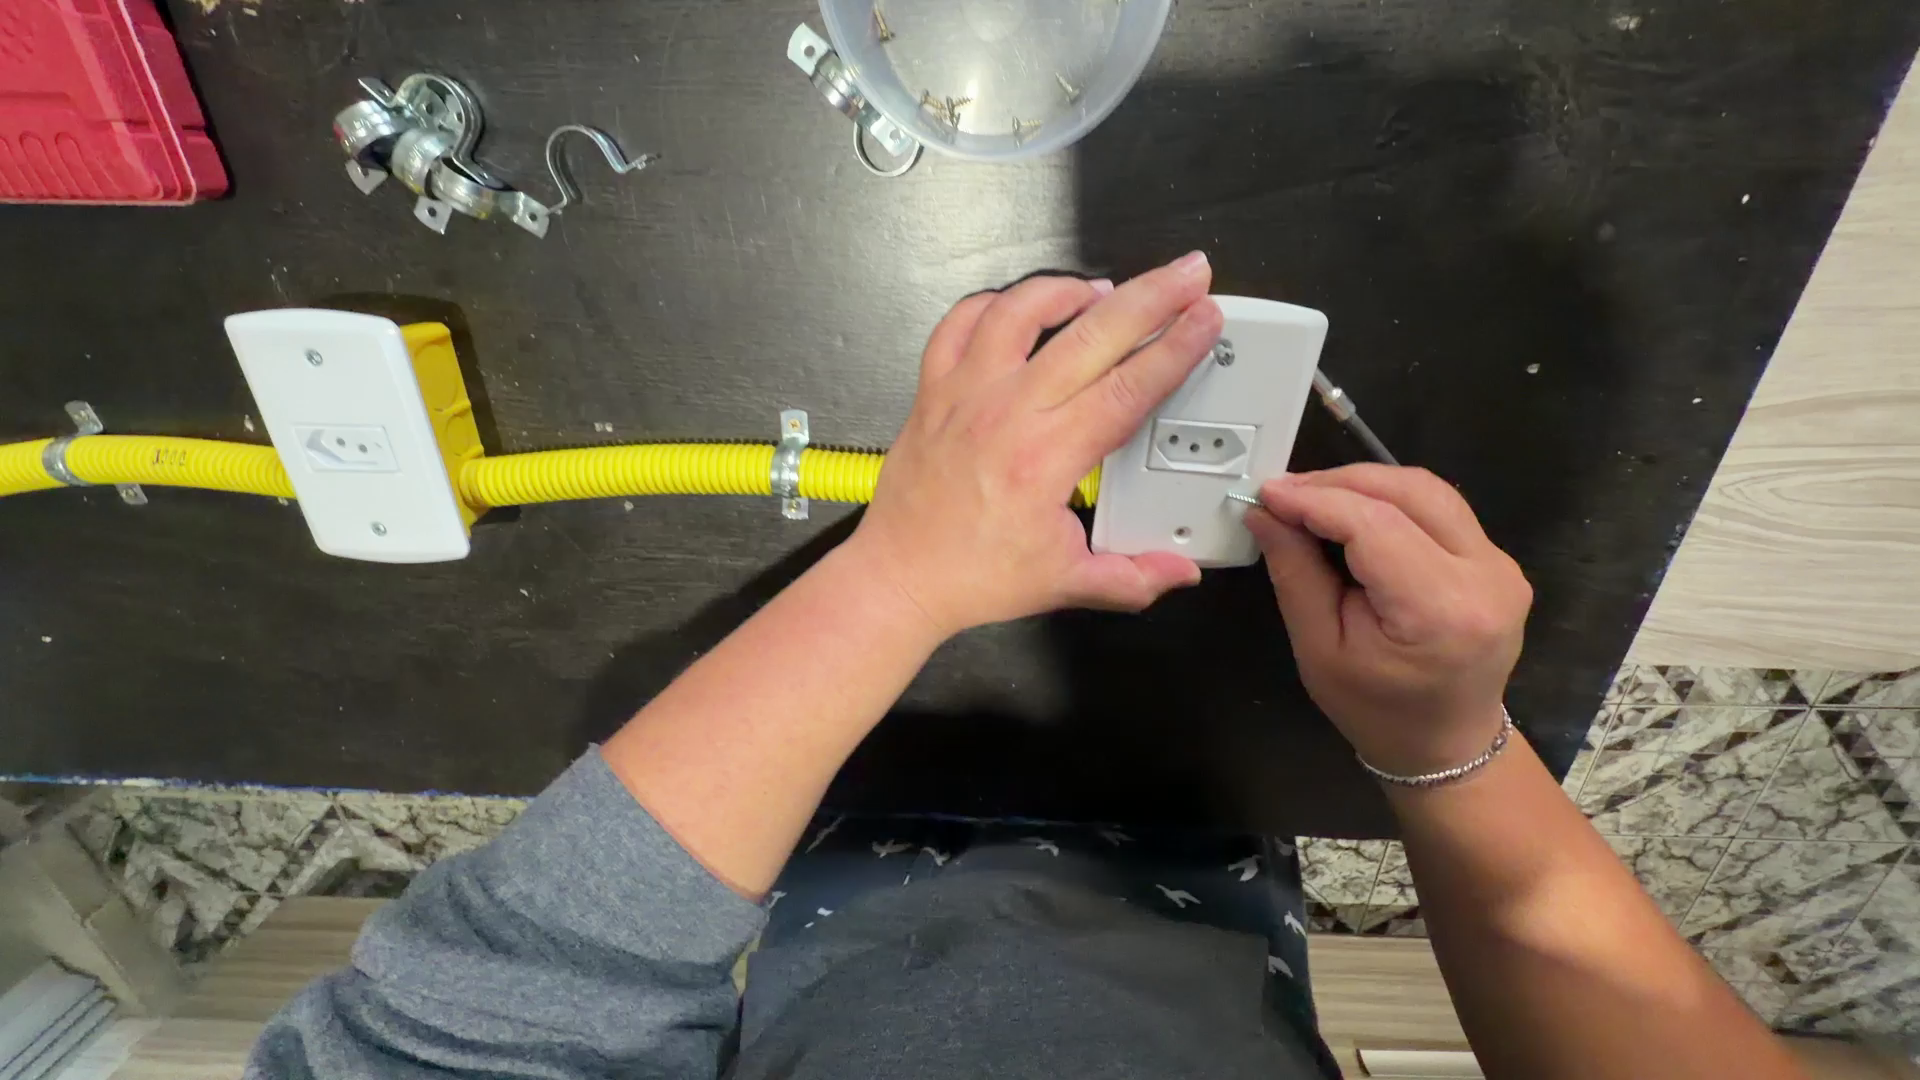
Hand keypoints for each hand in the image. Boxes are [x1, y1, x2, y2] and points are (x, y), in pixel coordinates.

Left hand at [848, 253, 1223, 636]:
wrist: (899, 576)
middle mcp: (1006, 412)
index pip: (1129, 387)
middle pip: (1091, 334)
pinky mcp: (933, 393)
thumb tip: (1179, 571)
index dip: (1176, 347)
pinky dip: (990, 304)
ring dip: (1068, 289)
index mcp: (1047, 457)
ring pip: (1019, 310)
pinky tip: (1017, 306)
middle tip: (1186, 273)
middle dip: (1151, 296)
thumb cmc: (972, 577)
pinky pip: (958, 325)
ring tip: (1104, 289)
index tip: (1205, 317)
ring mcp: (964, 394)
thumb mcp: (1064, 583)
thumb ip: (1132, 577)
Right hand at [1243, 466, 1532, 776]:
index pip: (1374, 525)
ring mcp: (1501, 565)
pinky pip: (1438, 508)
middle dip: (1339, 481)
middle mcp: (1486, 577)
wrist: (1444, 742)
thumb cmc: (1372, 707)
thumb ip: (1294, 572)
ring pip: (1428, 489)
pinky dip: (1386, 499)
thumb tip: (1263, 513)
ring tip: (1310, 497)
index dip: (1315, 500)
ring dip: (1363, 483)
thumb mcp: (1316, 646)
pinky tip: (1348, 512)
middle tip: (1283, 492)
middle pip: (1409, 492)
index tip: (1266, 494)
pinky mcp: (1496, 560)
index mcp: (1441, 611)